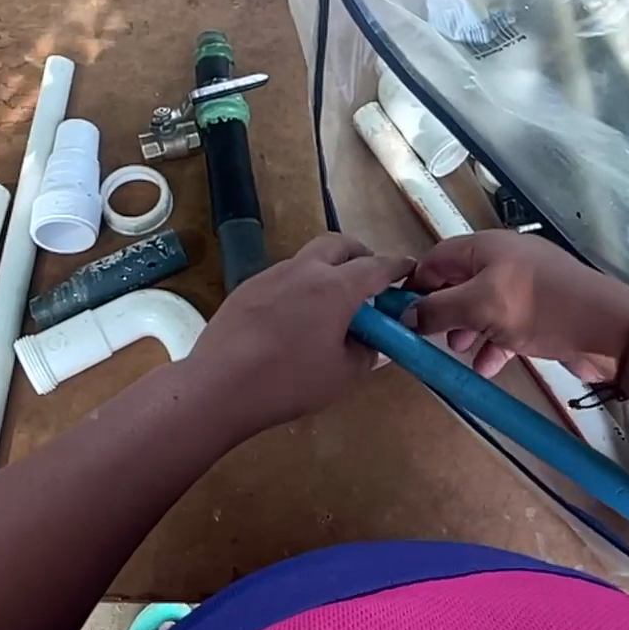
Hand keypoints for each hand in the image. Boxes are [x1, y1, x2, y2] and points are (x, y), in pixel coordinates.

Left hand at [184, 234, 412, 432]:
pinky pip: (282, 276)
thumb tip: (375, 342)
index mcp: (335, 287)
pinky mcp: (246, 288)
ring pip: (308, 258)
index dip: (396, 267)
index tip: (408, 268)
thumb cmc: (290, 382)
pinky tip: (293, 318)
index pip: (376, 267)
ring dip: (327, 269)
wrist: (220, 385)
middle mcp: (304, 270)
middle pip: (339, 244)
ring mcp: (271, 275)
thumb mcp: (344, 375)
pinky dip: (299, 286)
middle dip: (359, 254)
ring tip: (330, 302)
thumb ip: (368, 353)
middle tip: (368, 278)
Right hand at [404, 231, 628, 381]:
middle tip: (427, 336)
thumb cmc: (538, 307)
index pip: (437, 258)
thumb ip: (438, 310)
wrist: (608, 330)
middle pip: (458, 282)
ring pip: (481, 307)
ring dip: (465, 329)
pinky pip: (505, 326)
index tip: (400, 312)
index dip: (416, 283)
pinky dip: (492, 344)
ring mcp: (524, 287)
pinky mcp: (541, 313)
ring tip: (457, 352)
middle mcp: (503, 261)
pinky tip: (484, 368)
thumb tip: (405, 315)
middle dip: (441, 310)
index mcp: (486, 247)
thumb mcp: (480, 307)